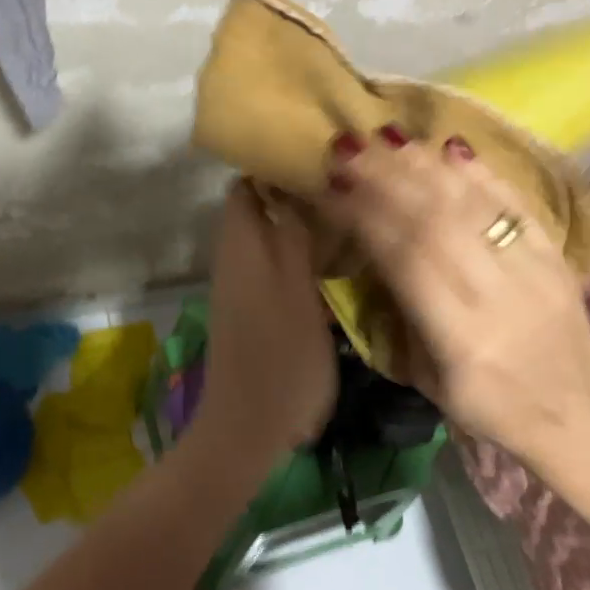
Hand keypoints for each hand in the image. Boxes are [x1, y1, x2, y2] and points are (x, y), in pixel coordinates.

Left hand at [196, 181, 337, 455]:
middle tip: (352, 189)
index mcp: (241, 245)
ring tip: (354, 218)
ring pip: (272, 239)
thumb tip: (294, 180)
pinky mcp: (257, 314)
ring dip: (305, 227)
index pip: (248, 184)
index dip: (278, 166)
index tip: (324, 158)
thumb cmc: (279, 359)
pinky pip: (278, 268)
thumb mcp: (296, 290)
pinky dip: (304, 258)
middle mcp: (235, 258)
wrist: (248, 431)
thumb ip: (294, 234)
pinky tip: (340, 263)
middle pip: (261, 209)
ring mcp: (244, 288)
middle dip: (299, 194)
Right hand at [318, 128, 589, 463]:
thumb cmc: (487, 408)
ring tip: (386, 138)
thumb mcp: (428, 379)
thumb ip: (400, 315)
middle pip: (440, 222)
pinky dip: (480, 172)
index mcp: (463, 339)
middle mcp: (502, 297)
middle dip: (389, 179)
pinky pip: (516, 204)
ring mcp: (536, 271)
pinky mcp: (557, 256)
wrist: (576, 416)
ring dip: (426, 167)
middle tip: (349, 146)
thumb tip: (367, 250)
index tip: (332, 185)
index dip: (368, 218)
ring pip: (475, 206)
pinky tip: (449, 147)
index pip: (409, 260)